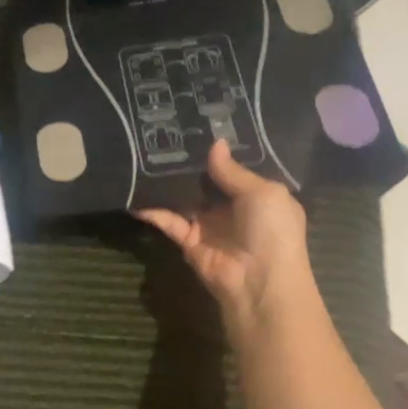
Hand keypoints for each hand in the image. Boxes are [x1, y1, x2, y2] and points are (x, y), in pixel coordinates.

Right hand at [134, 140, 313, 334]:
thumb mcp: (262, 192)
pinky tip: (135, 196)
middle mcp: (231, 208)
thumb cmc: (273, 230)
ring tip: (144, 160)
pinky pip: (168, 221)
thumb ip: (233, 171)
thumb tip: (214, 144)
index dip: (218, 153)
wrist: (258, 279)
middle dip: (188, 165)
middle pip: (205, 182)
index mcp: (257, 195)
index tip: (197, 129)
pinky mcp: (187, 241)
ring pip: (183, 199)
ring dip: (166, 185)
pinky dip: (152, 211)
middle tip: (165, 139)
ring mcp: (207, 225)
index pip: (234, 169)